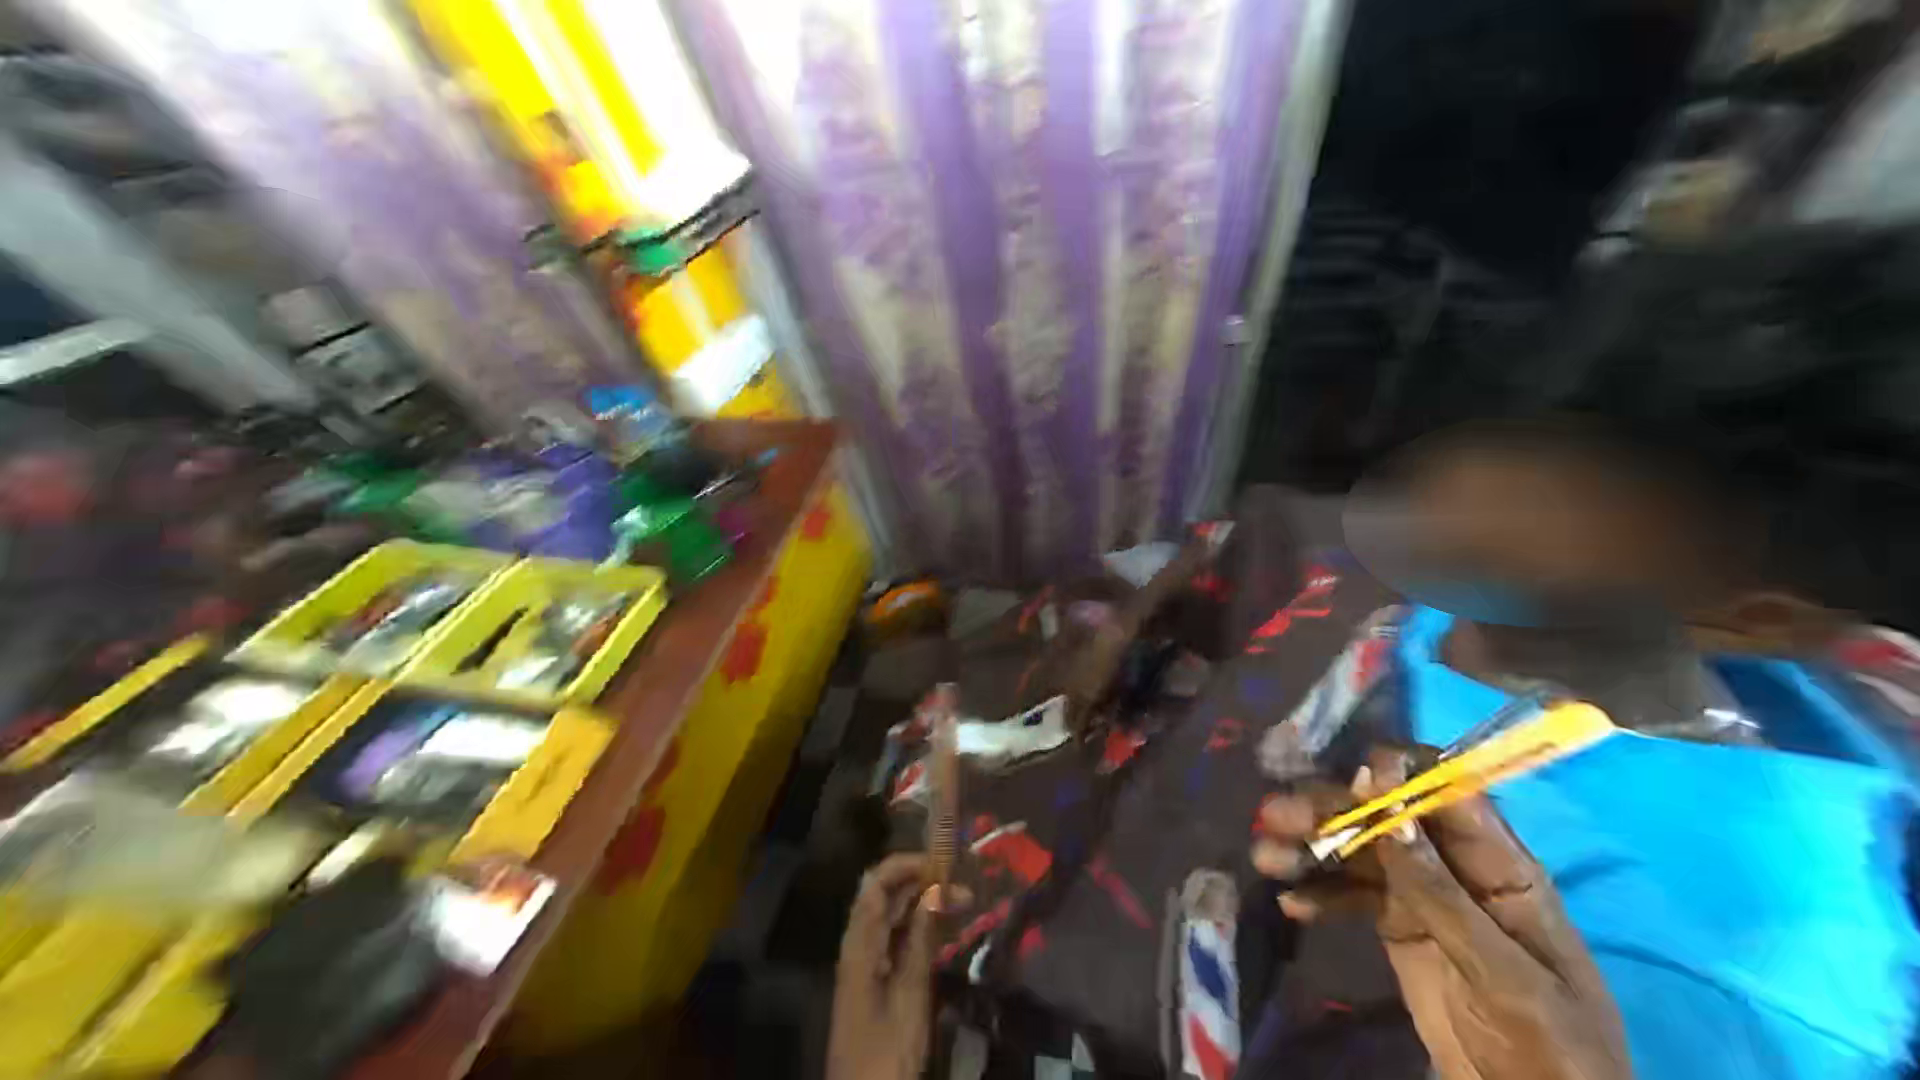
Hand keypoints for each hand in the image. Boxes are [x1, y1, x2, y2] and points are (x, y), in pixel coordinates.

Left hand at [827, 855, 964, 1079]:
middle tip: (963, 886)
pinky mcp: (875, 980)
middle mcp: (859, 944)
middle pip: (885, 896)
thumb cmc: (885, 1052)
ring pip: (893, 916)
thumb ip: (920, 939)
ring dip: (923, 903)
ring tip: (963, 903)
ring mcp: (866, 962)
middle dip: (922, 882)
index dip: (906, 864)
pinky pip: (896, 939)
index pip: (876, 883)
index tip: (943, 862)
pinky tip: (945, 930)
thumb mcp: (909, 995)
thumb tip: (935, 890)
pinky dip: (919, 928)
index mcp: (860, 942)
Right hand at [1252, 750, 1631, 1079]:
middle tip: (1276, 815)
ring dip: (1311, 848)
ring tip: (1266, 857)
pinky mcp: (1395, 925)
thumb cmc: (1551, 1047)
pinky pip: (1349, 894)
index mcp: (1501, 868)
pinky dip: (1318, 894)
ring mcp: (1422, 895)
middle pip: (1387, 819)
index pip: (1450, 796)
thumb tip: (1389, 812)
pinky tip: (1290, 904)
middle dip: (1332, 811)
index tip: (1353, 771)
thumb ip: (1442, 894)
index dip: (1403, 774)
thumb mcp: (1504, 975)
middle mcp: (1454, 868)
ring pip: (1359, 852)